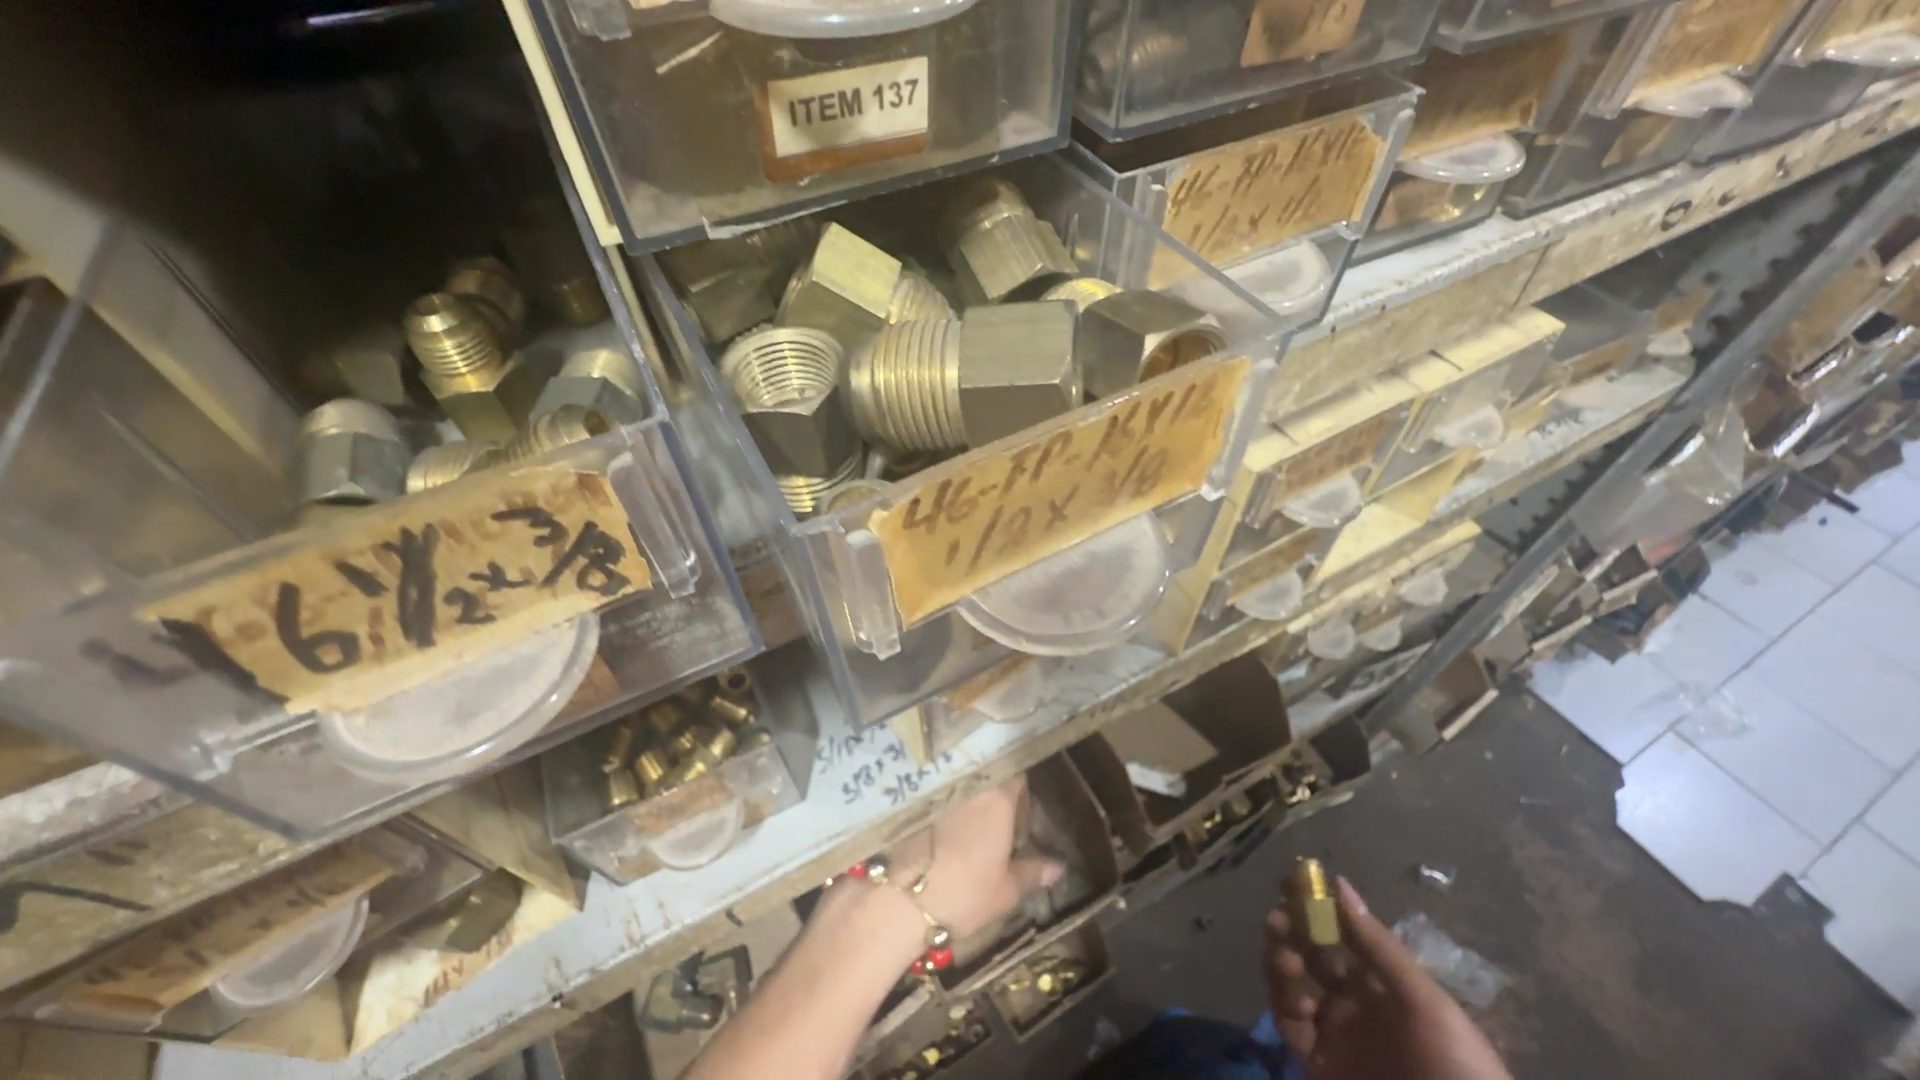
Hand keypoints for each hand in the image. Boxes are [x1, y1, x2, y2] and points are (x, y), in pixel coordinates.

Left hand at [908, 777, 1065, 938]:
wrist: (899, 900)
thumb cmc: (963, 893)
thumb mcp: (1005, 890)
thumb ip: (1033, 872)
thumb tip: (1059, 868)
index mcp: (997, 798)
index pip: (1017, 776)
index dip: (1021, 798)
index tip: (1018, 828)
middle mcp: (967, 786)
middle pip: (987, 780)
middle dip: (992, 800)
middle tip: (993, 834)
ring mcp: (937, 792)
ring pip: (959, 789)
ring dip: (966, 807)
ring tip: (965, 839)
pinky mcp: (911, 804)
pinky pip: (934, 800)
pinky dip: (941, 815)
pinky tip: (938, 842)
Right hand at [1265, 877, 1511, 1079]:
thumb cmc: (1454, 1064)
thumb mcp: (1423, 1001)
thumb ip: (1377, 945)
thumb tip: (1339, 884)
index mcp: (1384, 982)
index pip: (1343, 933)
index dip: (1319, 907)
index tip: (1296, 881)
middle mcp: (1354, 1002)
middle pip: (1311, 956)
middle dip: (1291, 933)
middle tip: (1279, 918)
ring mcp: (1335, 1034)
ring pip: (1292, 986)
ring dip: (1282, 965)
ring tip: (1285, 958)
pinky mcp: (1318, 1065)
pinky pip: (1290, 1028)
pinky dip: (1285, 1009)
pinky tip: (1297, 1002)